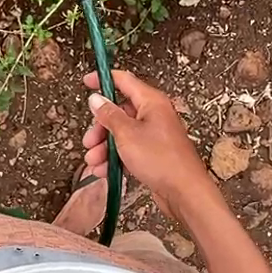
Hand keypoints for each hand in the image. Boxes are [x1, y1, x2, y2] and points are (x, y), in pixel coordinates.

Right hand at [83, 69, 221, 218]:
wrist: (184, 192)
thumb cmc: (162, 160)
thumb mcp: (127, 134)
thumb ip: (109, 115)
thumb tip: (96, 99)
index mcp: (152, 102)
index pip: (124, 80)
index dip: (104, 79)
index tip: (87, 82)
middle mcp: (154, 115)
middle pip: (119, 111)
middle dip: (101, 127)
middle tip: (90, 140)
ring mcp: (155, 135)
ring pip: (122, 133)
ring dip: (105, 146)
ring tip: (94, 161)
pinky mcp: (154, 153)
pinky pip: (129, 149)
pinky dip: (116, 158)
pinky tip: (104, 170)